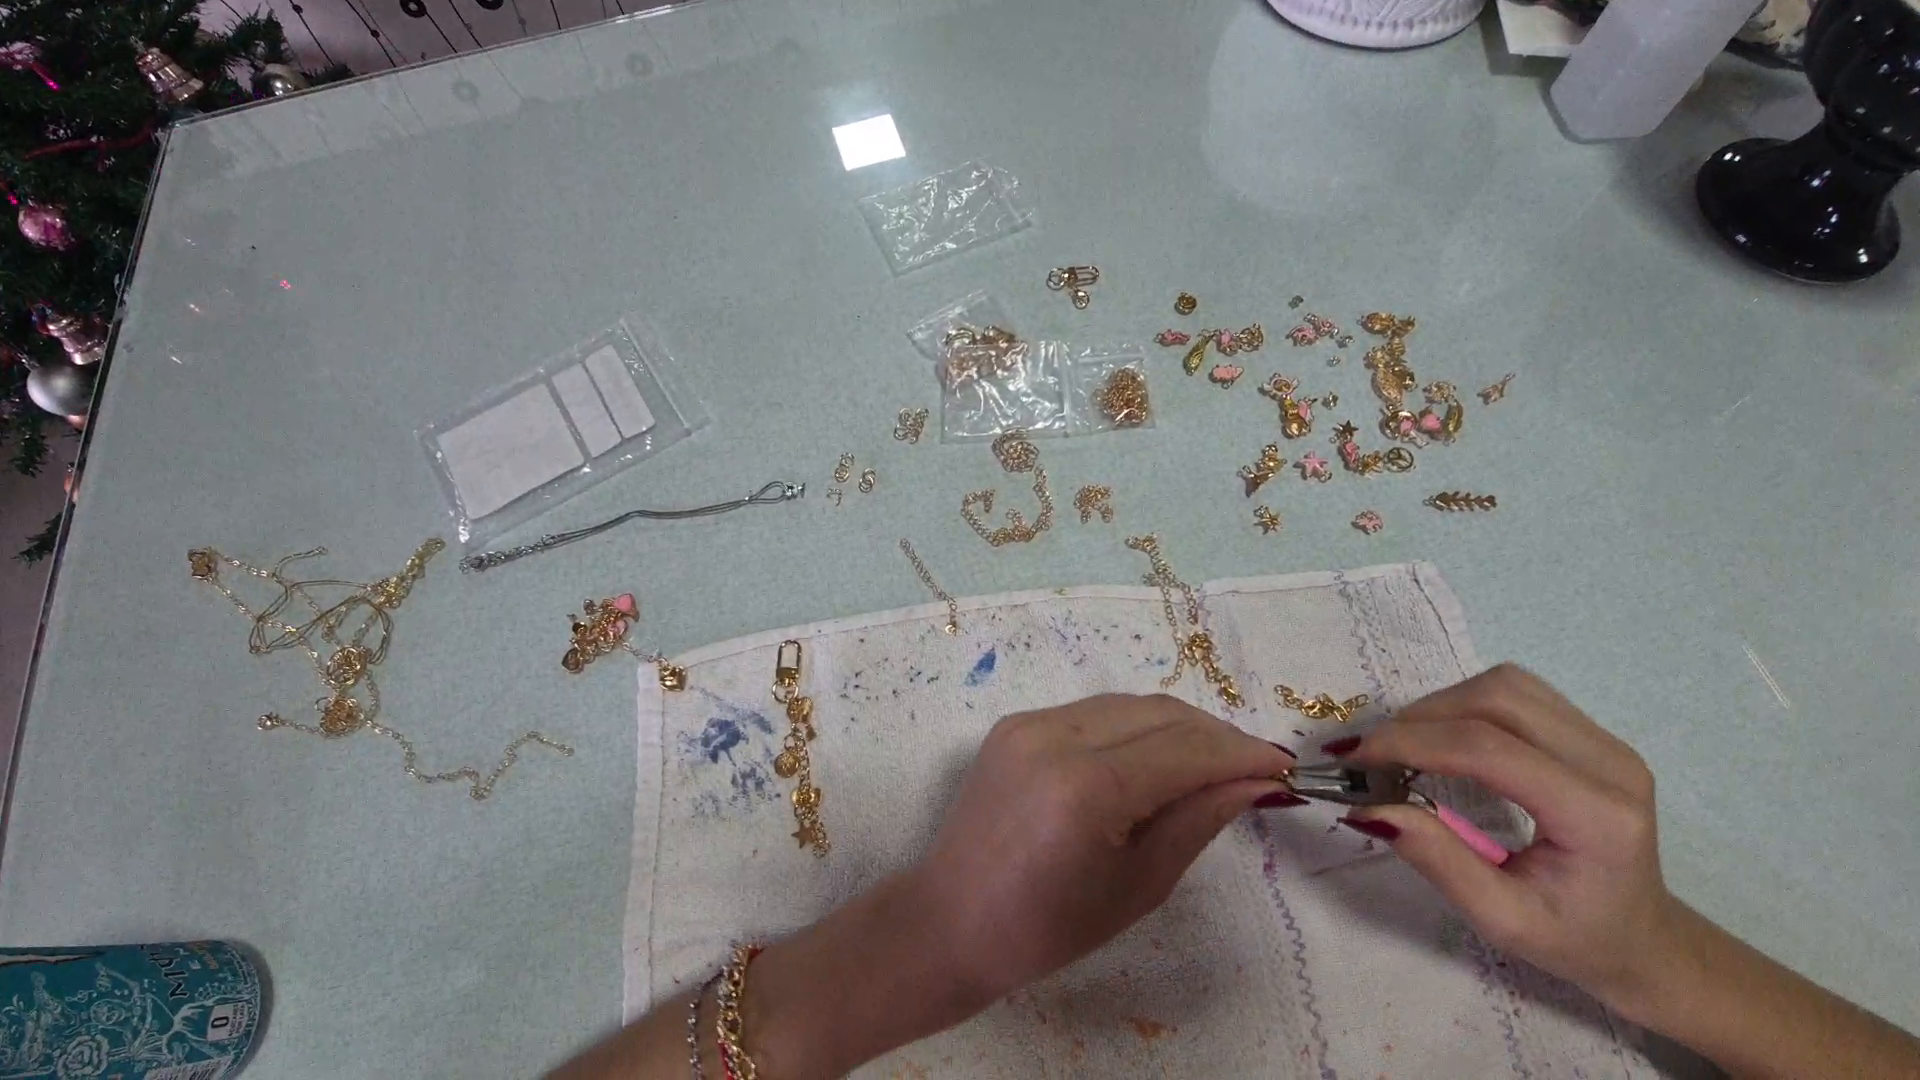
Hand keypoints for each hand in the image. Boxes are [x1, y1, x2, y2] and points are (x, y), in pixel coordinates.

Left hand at [916, 693, 1294, 1002]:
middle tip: (1254, 766)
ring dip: (1178, 726)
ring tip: (1213, 761)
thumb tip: (1252, 780)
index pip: (1184, 751)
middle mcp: (1054, 738)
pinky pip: (1093, 713)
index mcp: (1085, 788)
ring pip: (1128, 704)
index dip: (1240, 755)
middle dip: (1215, 735)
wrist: (950, 918)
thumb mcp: (1137, 887)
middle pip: (1160, 713)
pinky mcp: (1015, 723)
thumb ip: (1196, 821)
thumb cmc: (1046, 927)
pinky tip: (1155, 755)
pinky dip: (1135, 727)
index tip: (1283, 767)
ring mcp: (1029, 723)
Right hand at [1333, 664, 1680, 1013]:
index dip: (1410, 743)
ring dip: (1440, 706)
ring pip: (1503, 685)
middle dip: (1420, 718)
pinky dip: (1463, 704)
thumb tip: (1366, 808)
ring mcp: (1606, 741)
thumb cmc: (1574, 938)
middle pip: (1496, 700)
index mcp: (1595, 817)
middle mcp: (1610, 764)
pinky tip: (1443, 737)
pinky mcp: (1590, 733)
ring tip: (1405, 745)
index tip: (1353, 758)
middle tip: (1373, 753)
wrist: (1643, 940)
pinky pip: (1515, 692)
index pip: (1487, 749)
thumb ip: (1437, 860)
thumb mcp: (1501, 919)